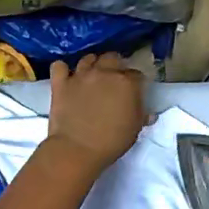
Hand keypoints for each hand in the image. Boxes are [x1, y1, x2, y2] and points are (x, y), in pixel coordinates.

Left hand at [46, 53, 147, 169]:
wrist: (77, 150)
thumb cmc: (111, 142)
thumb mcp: (134, 130)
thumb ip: (141, 115)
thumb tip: (148, 113)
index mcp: (127, 83)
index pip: (136, 74)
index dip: (136, 82)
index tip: (133, 91)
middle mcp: (104, 72)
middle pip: (112, 58)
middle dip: (115, 65)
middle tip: (113, 79)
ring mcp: (80, 76)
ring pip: (88, 58)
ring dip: (92, 64)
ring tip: (92, 75)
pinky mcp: (61, 84)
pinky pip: (59, 67)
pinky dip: (63, 70)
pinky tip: (66, 77)